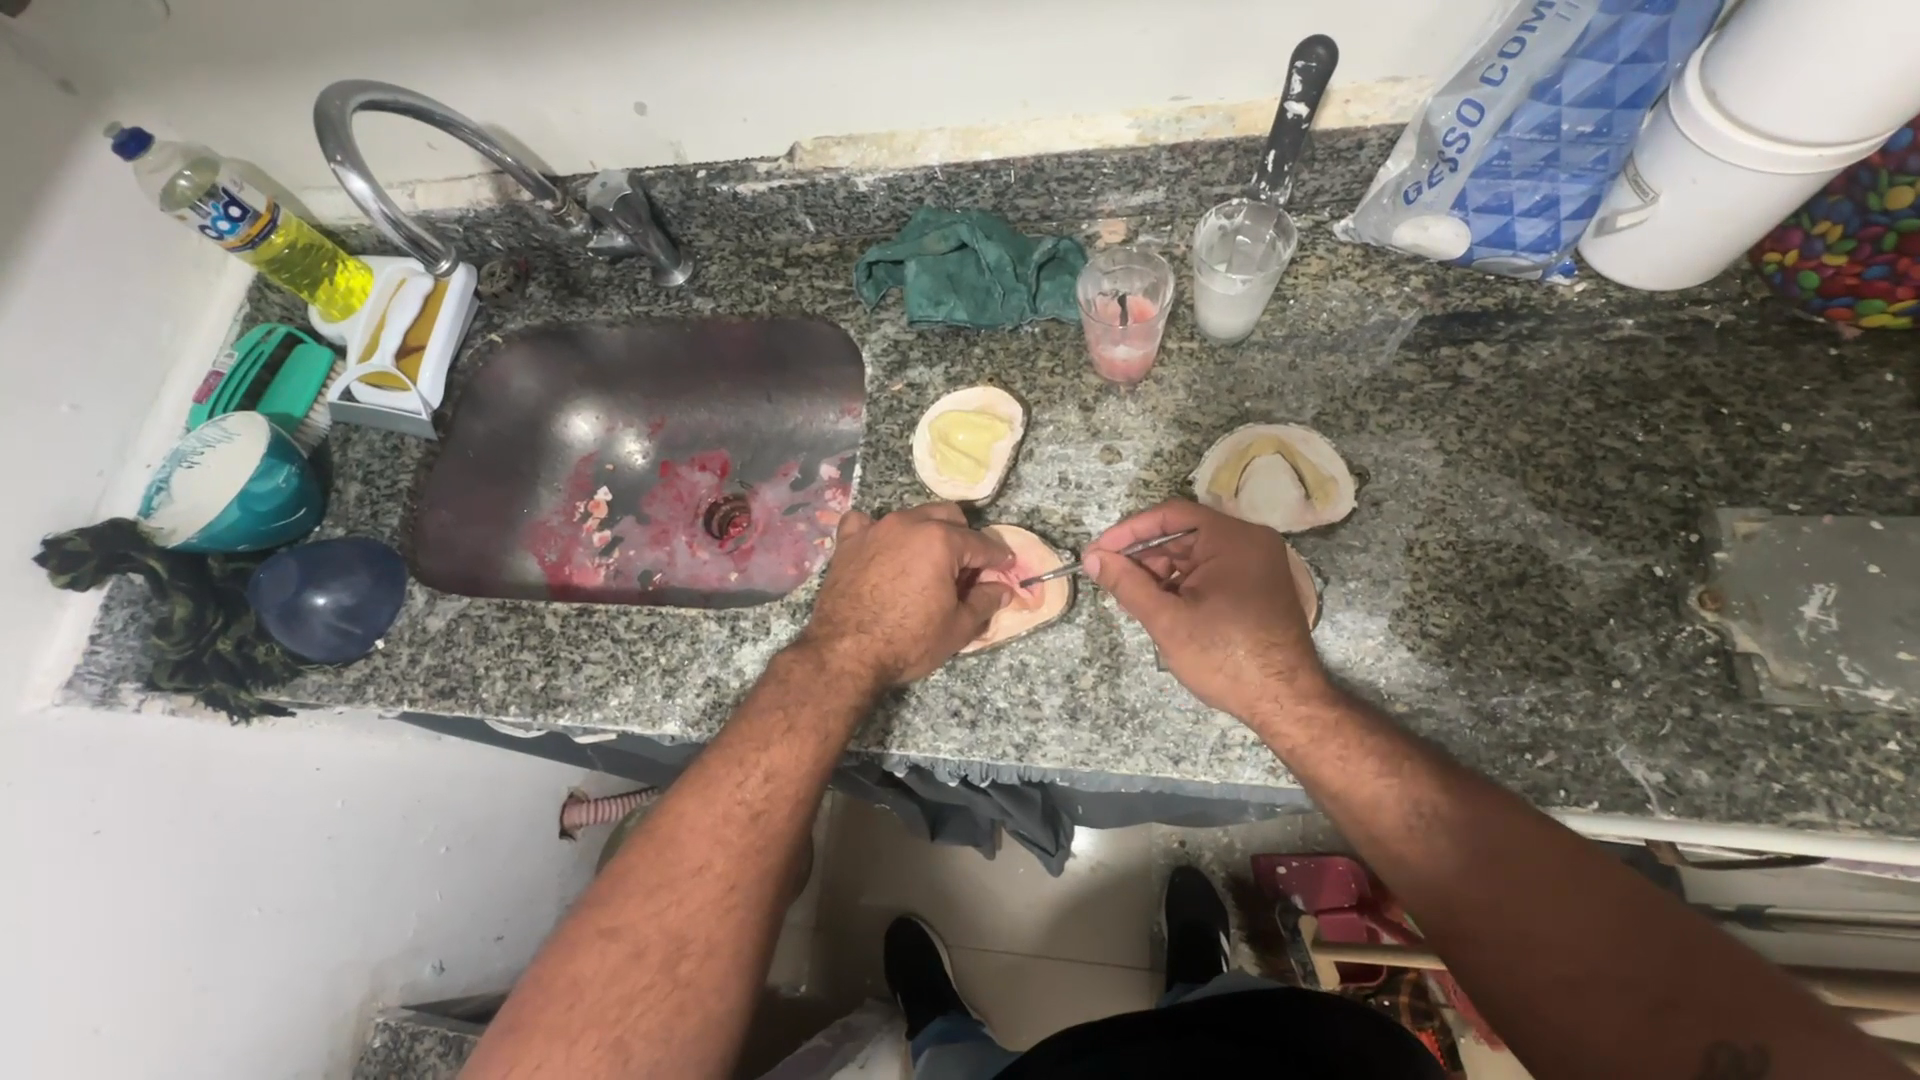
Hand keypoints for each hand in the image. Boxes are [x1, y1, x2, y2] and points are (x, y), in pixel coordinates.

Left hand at [800, 502, 1014, 686]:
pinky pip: (865, 523)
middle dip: (964, 537)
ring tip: (928, 562)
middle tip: (967, 568)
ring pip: (911, 516)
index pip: (981, 544)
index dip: (998, 558)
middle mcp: (908, 524)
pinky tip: (881, 548)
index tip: (1006, 567)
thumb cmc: (908, 642)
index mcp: (941, 541)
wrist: (845, 654)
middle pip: (948, 517)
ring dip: (926, 533)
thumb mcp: (958, 627)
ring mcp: (875, 529)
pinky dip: (878, 531)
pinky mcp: (847, 542)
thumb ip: (984, 602)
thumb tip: (1002, 589)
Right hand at [1084, 499, 1329, 722]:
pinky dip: (1182, 587)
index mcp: (1233, 539)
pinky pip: (1211, 574)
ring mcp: (1257, 566)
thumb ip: (1127, 583)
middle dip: (1143, 558)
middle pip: (1183, 536)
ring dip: (1160, 575)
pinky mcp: (1257, 588)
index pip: (1171, 516)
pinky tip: (1159, 608)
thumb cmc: (1226, 657)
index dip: (1128, 531)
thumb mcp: (1167, 620)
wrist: (1284, 702)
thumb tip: (1093, 558)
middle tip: (1109, 580)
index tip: (1097, 551)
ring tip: (1130, 600)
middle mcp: (1250, 543)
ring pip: (1195, 558)